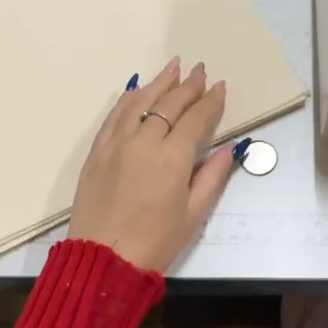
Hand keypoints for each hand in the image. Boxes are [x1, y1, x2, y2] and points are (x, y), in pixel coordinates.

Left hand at [68, 58, 238, 273]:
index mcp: (172, 159)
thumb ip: (213, 176)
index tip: (221, 87)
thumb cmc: (156, 243)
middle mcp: (143, 143)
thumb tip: (231, 148)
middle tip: (200, 70)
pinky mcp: (96, 152)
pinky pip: (113, 116)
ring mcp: (115, 145)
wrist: (103, 261)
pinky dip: (127, 99)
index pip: (196, 119)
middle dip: (187, 86)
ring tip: (172, 66)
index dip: (210, 102)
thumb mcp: (194, 214)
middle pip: (169, 105)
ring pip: (138, 103)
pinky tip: (137, 89)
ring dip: (158, 83)